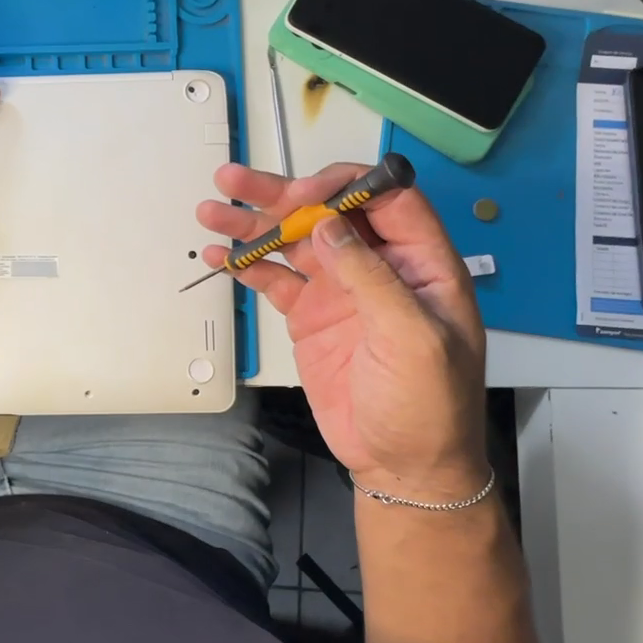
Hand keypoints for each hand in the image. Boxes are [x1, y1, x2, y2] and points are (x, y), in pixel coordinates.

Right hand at [197, 163, 489, 502]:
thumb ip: (373, 278)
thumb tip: (332, 227)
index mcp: (420, 264)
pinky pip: (273, 279)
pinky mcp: (309, 315)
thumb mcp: (412, 338)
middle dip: (280, 194)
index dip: (341, 186)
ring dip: (252, 225)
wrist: (399, 459)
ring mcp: (339, 290)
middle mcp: (378, 267)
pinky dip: (245, 266)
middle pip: (326, 213)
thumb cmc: (429, 405)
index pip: (384, 200)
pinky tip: (220, 256)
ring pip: (292, 242)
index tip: (299, 193)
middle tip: (236, 183)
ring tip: (213, 212)